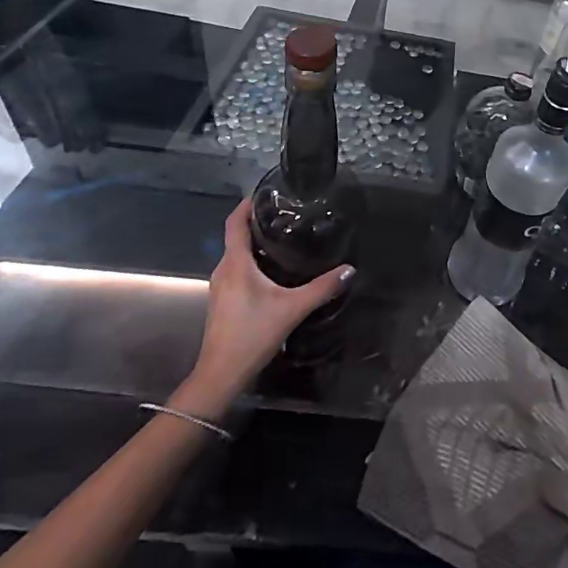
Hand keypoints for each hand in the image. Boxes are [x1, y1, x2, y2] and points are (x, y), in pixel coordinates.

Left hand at [173, 200, 353, 413]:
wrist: (222, 372)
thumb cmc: (252, 334)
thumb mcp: (292, 309)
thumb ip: (321, 289)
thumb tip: (348, 270)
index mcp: (235, 263)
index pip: (234, 223)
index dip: (245, 205)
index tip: (263, 194)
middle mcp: (222, 270)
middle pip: (235, 238)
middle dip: (255, 225)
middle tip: (284, 218)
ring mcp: (219, 287)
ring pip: (236, 257)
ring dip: (253, 247)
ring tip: (282, 242)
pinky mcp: (222, 302)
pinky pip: (235, 273)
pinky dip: (251, 266)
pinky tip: (272, 275)